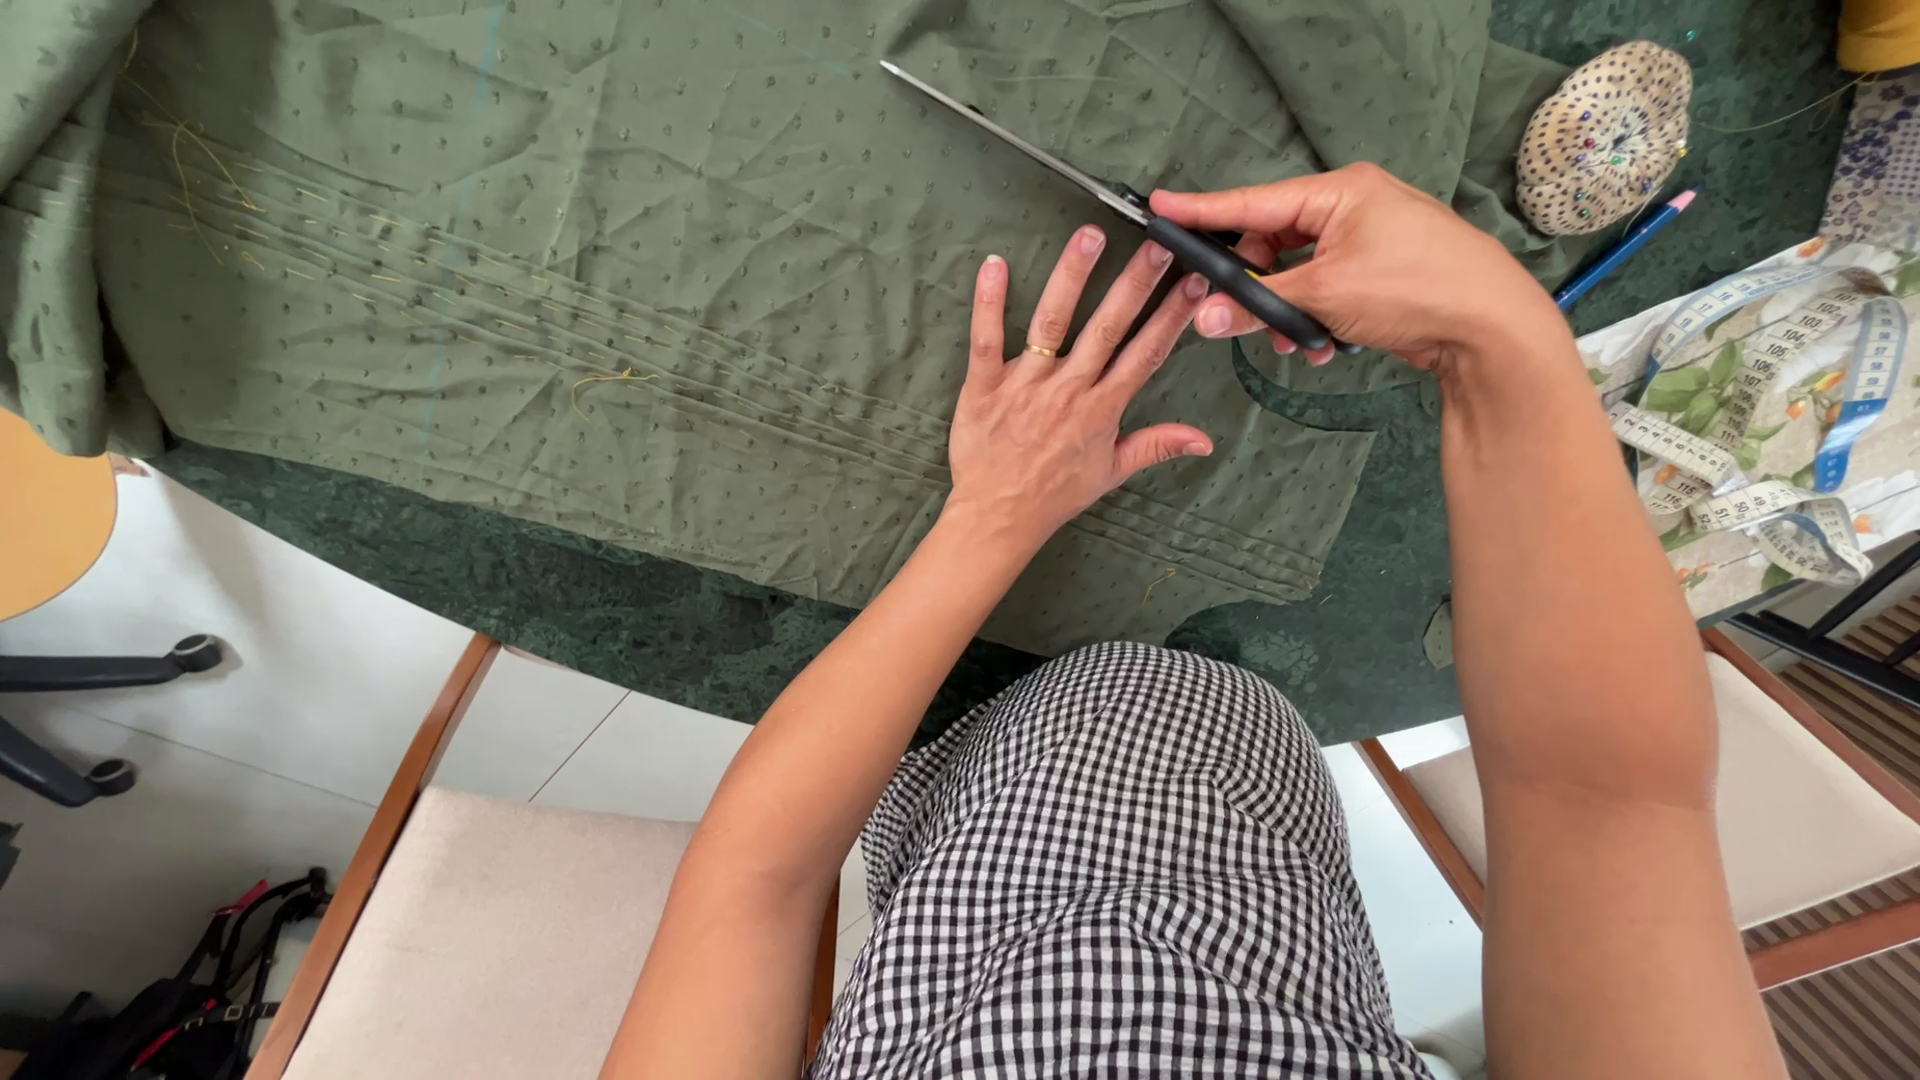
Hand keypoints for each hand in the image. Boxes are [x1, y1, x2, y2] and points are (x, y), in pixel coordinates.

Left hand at [945, 226, 1213, 550]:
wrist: (999, 517)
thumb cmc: (1054, 496)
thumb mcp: (1111, 474)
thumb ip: (1156, 446)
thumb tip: (1205, 440)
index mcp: (1101, 409)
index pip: (1145, 353)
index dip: (1172, 315)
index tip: (1194, 281)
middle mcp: (1068, 390)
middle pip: (1107, 328)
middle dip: (1135, 283)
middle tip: (1158, 244)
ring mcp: (1025, 385)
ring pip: (1052, 323)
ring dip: (1072, 277)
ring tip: (1090, 235)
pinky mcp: (984, 387)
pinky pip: (986, 339)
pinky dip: (989, 303)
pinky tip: (994, 266)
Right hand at [1150, 162, 1565, 371]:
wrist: (1487, 325)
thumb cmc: (1415, 287)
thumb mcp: (1323, 294)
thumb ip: (1257, 304)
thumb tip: (1204, 318)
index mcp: (1338, 192)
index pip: (1252, 201)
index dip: (1203, 209)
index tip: (1161, 206)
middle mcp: (1349, 208)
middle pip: (1271, 242)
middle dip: (1252, 284)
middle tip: (1228, 312)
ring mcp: (1363, 241)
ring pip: (1294, 273)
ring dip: (1282, 311)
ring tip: (1286, 339)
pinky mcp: (1372, 273)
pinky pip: (1319, 290)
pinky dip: (1310, 318)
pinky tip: (1316, 345)